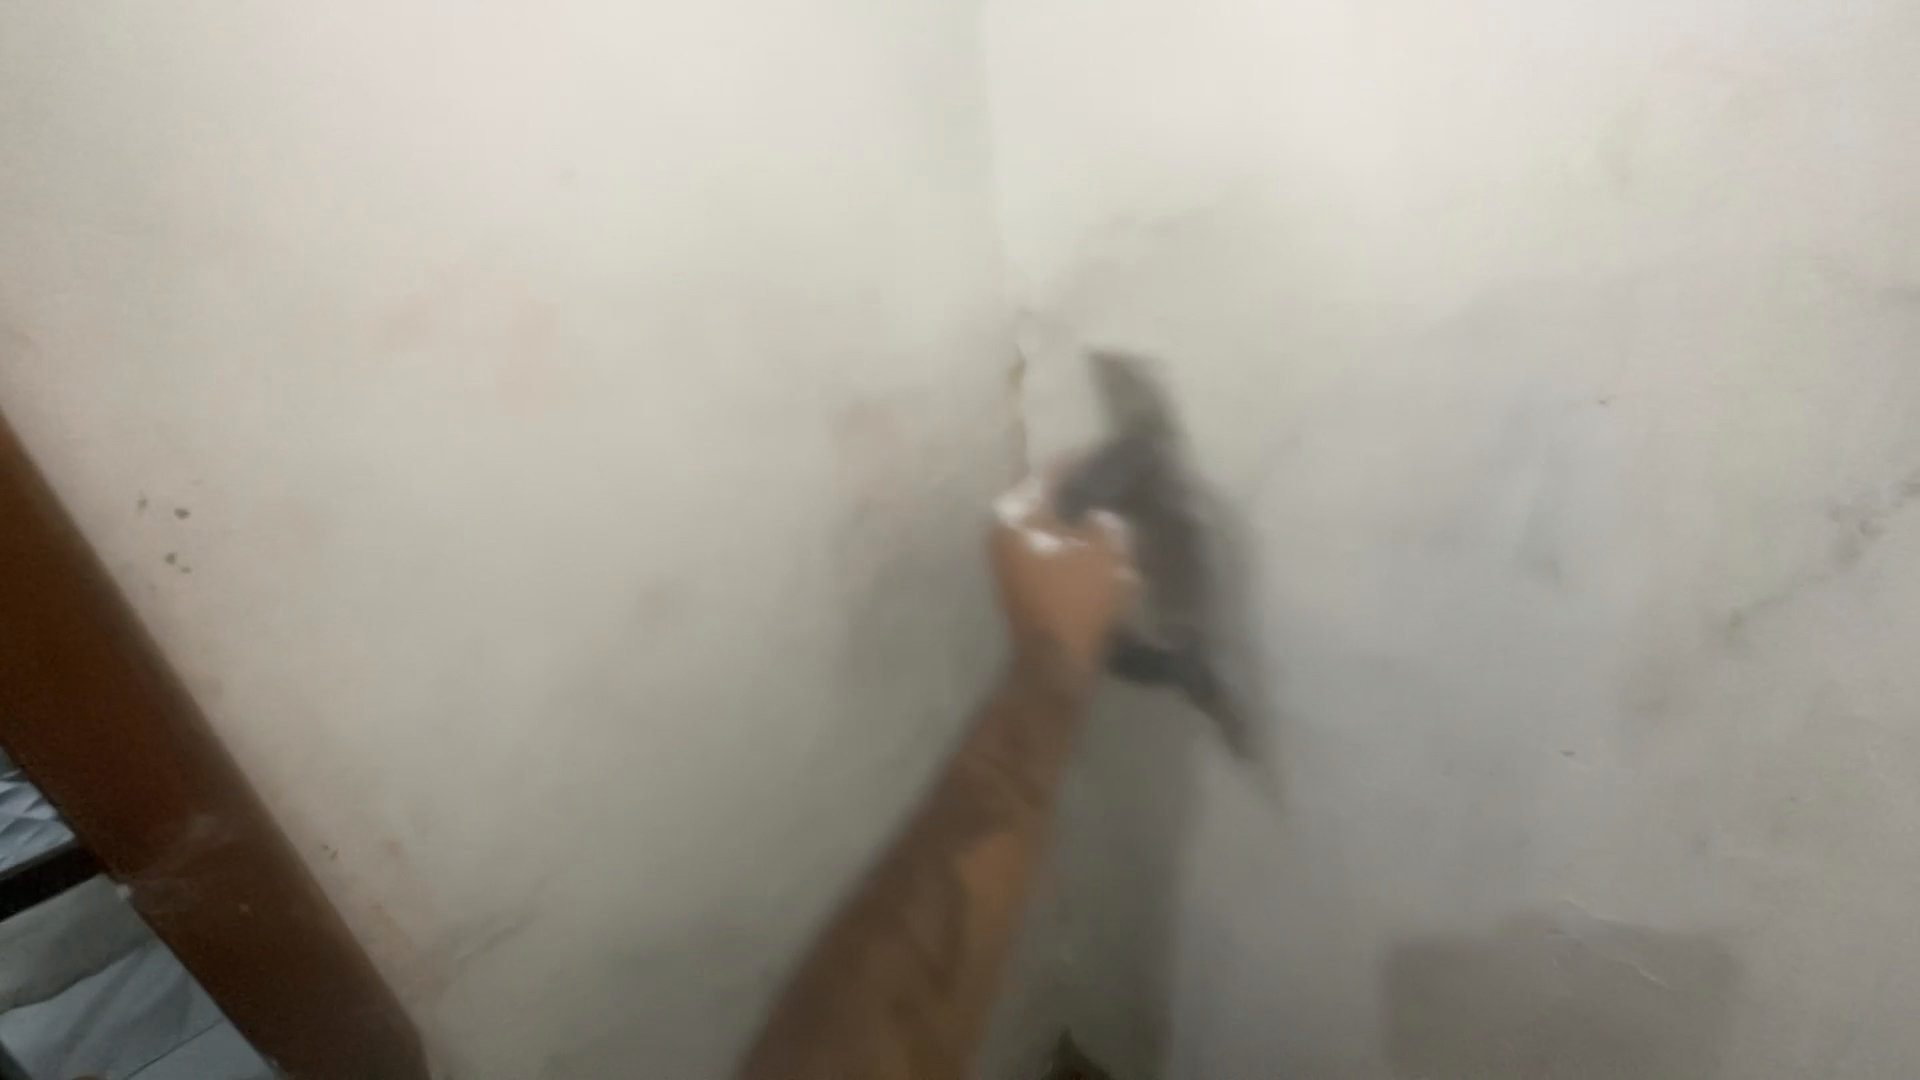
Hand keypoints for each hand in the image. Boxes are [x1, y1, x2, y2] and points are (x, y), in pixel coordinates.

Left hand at [989, 466, 1135, 673]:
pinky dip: (1076, 547)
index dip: (1084, 462)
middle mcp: (1003, 532)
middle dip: (1081, 491)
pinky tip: (1102, 545)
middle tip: (1116, 482)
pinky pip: (1055, 552)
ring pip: (1052, 527)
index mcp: (1015, 514)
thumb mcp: (1105, 548)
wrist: (1056, 663)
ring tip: (1115, 511)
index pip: (1051, 472)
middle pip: (1048, 499)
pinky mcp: (1025, 584)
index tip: (1111, 453)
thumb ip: (1105, 518)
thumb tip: (1101, 513)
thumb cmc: (1077, 598)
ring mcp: (1009, 560)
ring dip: (1079, 521)